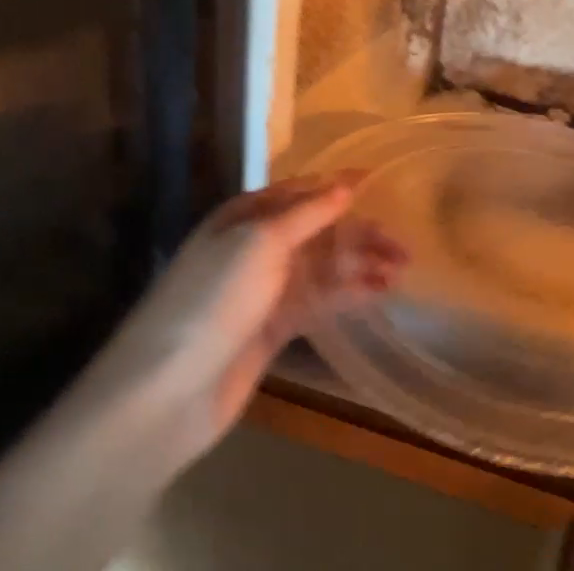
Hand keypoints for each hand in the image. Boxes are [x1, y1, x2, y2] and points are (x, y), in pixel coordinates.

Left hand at [80, 172, 407, 463]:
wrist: (168, 391)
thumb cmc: (213, 301)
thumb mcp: (260, 243)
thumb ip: (307, 213)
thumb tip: (347, 185)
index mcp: (243, 217)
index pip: (300, 191)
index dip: (339, 185)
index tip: (381, 181)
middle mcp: (254, 247)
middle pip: (318, 230)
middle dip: (360, 233)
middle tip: (405, 247)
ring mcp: (264, 289)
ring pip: (323, 266)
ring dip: (361, 265)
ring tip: (401, 272)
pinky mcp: (273, 327)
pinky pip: (319, 300)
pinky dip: (348, 293)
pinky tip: (378, 293)